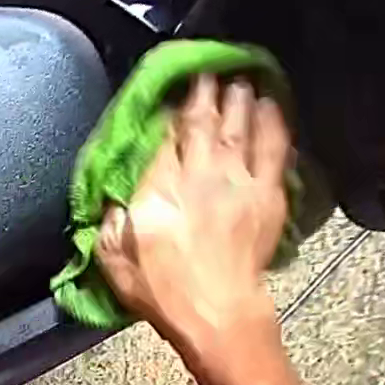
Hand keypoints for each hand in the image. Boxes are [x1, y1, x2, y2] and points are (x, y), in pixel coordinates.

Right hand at [95, 75, 291, 370]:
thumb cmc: (162, 292)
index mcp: (158, 190)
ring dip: (239, 98)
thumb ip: (110, 223)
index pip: (164, 138)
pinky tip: (271, 105)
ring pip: (240, 124)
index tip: (171, 97)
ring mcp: (237, 180)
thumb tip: (115, 197)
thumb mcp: (115, 262)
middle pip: (203, 121)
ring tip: (238, 80)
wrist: (215, 312)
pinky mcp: (267, 193)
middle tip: (208, 73)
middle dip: (205, 93)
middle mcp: (199, 175)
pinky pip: (274, 144)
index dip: (168, 113)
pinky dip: (272, 120)